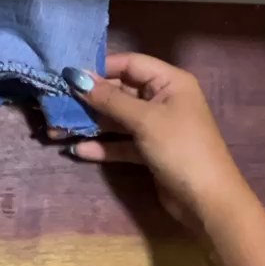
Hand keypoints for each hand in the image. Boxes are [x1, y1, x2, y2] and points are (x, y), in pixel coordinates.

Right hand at [63, 52, 259, 230]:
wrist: (207, 201)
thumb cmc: (180, 148)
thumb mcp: (144, 120)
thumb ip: (109, 99)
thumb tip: (77, 76)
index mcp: (170, 82)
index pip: (130, 64)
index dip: (100, 67)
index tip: (68, 74)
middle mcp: (163, 99)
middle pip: (120, 91)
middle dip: (89, 99)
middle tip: (56, 102)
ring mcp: (156, 126)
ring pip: (117, 119)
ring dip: (90, 124)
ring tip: (57, 129)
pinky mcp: (149, 151)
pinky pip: (121, 142)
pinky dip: (102, 146)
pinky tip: (78, 150)